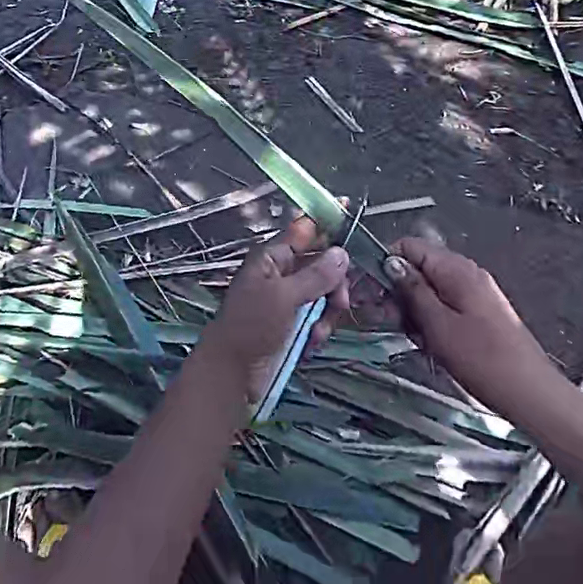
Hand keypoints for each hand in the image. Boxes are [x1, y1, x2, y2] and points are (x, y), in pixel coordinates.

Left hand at [200, 213, 351, 401]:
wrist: (232, 373)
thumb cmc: (251, 326)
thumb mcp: (284, 297)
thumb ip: (314, 276)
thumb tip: (341, 252)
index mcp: (272, 258)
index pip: (303, 231)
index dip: (326, 222)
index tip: (350, 210)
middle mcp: (281, 274)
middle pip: (320, 264)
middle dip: (333, 284)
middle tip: (340, 303)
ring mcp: (288, 299)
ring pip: (323, 293)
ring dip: (326, 313)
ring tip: (317, 333)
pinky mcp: (293, 324)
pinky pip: (317, 318)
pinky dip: (318, 330)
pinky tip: (311, 343)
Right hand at [384, 238, 550, 414]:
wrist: (532, 394)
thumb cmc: (481, 358)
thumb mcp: (437, 324)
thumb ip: (412, 289)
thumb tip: (391, 261)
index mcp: (455, 268)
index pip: (409, 246)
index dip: (385, 263)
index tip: (370, 291)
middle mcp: (466, 272)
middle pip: (419, 267)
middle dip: (398, 290)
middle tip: (386, 320)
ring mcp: (475, 292)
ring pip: (431, 288)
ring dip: (414, 309)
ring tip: (413, 338)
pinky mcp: (481, 312)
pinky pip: (446, 304)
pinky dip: (432, 319)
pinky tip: (430, 344)